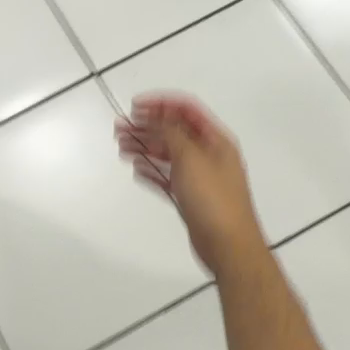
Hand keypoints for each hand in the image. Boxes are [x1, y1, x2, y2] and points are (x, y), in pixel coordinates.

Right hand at [116, 93, 268, 280]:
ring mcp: (199, 176)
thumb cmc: (212, 198)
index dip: (161, 103)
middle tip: (120, 128)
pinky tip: (136, 169)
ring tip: (121, 147)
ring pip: (167, 153)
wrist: (229, 246)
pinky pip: (166, 176)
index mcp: (215, 140)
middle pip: (173, 131)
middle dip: (146, 126)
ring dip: (144, 146)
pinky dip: (151, 170)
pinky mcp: (189, 196)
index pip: (186, 109)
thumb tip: (154, 117)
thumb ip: (170, 133)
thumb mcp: (190, 157)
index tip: (135, 106)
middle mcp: (207, 154)